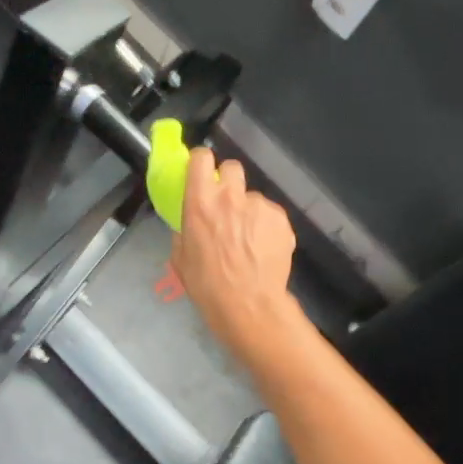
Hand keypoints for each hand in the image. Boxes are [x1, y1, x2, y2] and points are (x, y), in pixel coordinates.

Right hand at [171, 148, 297, 356]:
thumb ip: (184, 231)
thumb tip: (189, 223)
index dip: (200, 163)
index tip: (200, 173)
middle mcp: (231, 196)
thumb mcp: (181, 258)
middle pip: (232, 167)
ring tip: (247, 240)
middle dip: (228, 182)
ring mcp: (260, 206)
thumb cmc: (207, 285)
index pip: (201, 159)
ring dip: (248, 211)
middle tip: (225, 206)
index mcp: (201, 202)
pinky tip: (262, 250)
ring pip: (252, 197)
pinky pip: (269, 216)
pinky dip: (265, 228)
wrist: (248, 304)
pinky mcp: (281, 219)